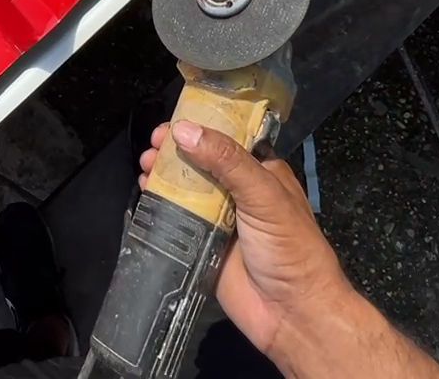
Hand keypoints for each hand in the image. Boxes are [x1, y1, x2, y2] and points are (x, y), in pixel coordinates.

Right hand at [138, 120, 353, 360]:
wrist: (293, 317)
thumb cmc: (289, 248)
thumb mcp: (264, 195)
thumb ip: (226, 160)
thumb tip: (183, 130)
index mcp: (260, 172)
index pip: (226, 138)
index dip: (199, 127)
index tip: (173, 122)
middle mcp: (237, 190)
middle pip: (200, 160)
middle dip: (174, 149)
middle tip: (153, 144)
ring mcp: (218, 217)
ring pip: (184, 186)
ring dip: (163, 172)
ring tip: (145, 165)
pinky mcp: (201, 242)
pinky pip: (176, 216)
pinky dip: (158, 201)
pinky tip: (145, 190)